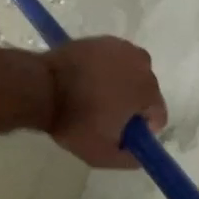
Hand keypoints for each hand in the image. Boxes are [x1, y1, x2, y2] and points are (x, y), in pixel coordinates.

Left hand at [42, 37, 167, 168]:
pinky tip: (86, 81)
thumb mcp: (102, 154)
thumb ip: (128, 159)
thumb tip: (139, 155)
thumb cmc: (75, 122)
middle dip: (130, 105)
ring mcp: (119, 47)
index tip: (121, 135)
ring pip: (129, 74)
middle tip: (105, 117)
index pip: (157, 116)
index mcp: (148, 90)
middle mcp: (141, 63)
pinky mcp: (99, 39)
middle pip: (144, 92)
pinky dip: (104, 71)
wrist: (41, 87)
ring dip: (119, 85)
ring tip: (93, 98)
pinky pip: (110, 61)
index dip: (141, 130)